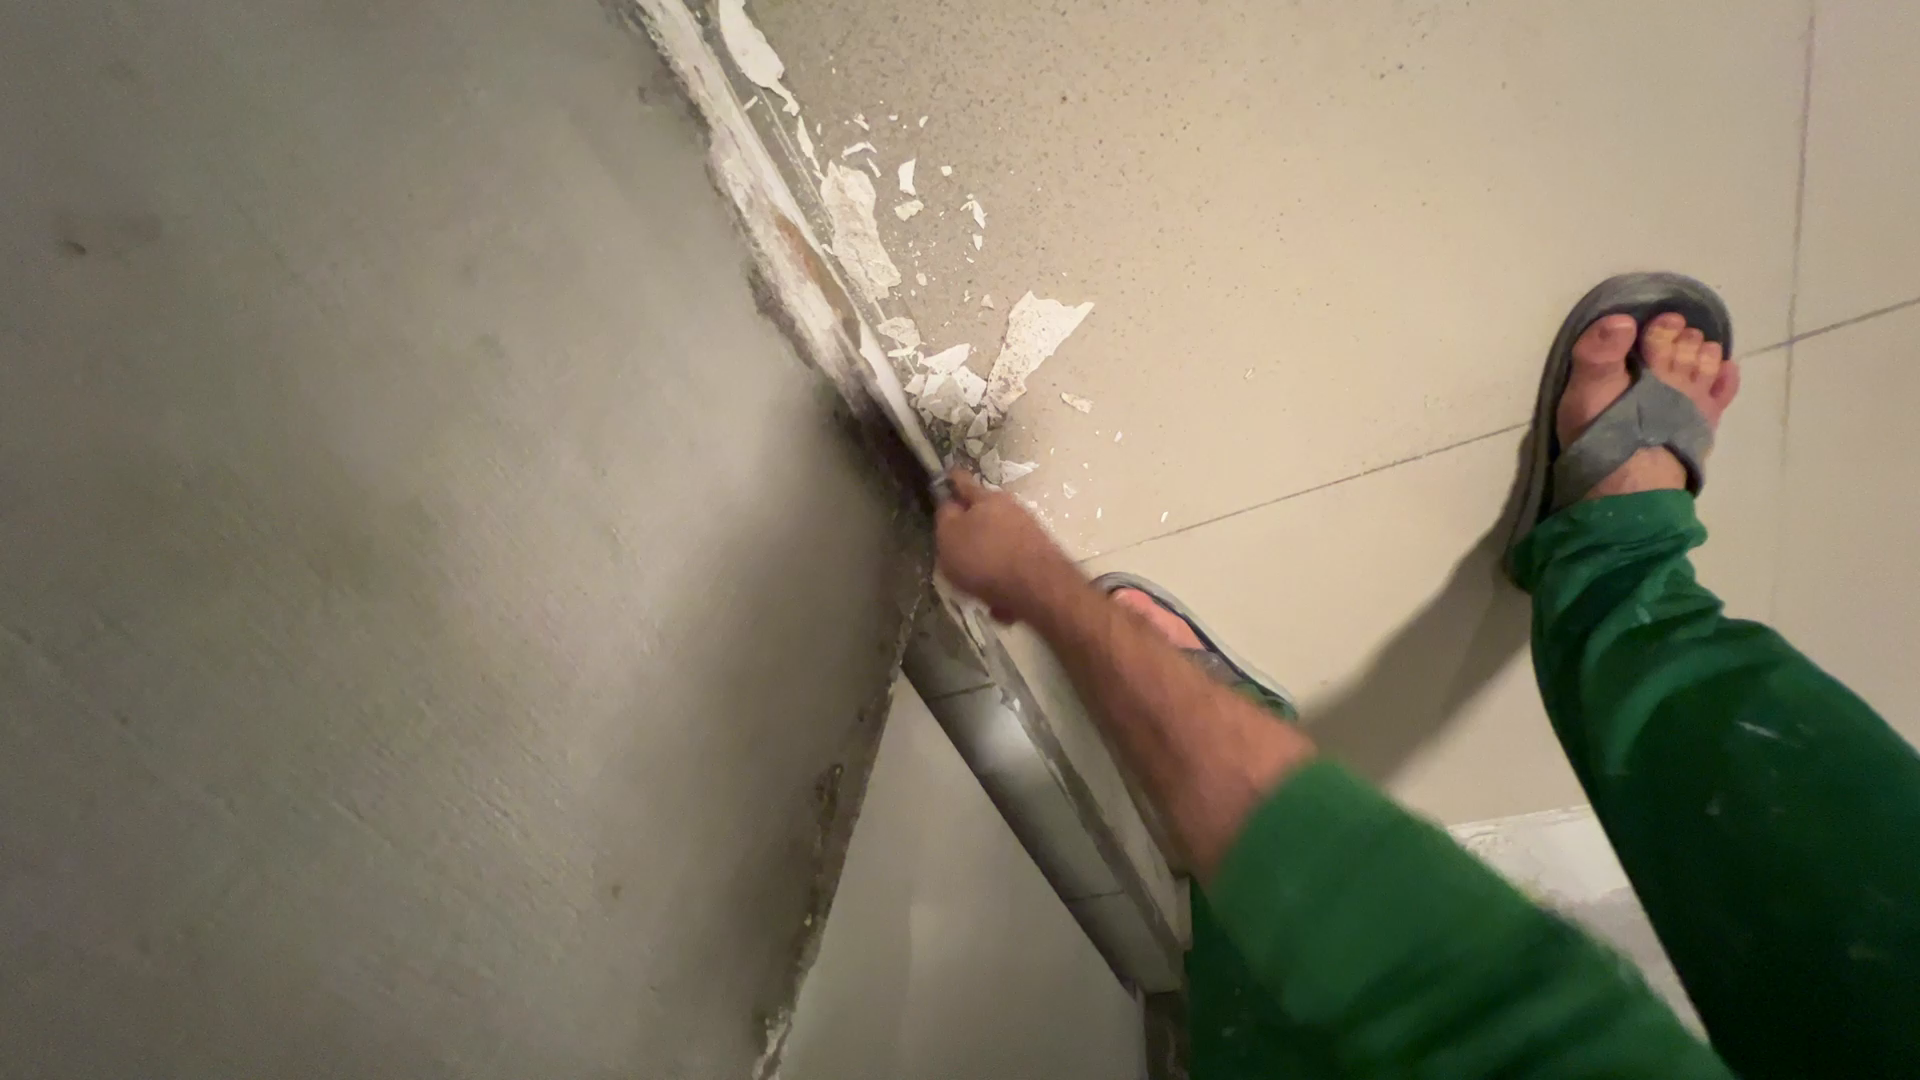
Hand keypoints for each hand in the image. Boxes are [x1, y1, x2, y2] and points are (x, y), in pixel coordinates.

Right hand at [934, 469, 1079, 623]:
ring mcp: (1031, 533)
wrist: (1039, 589)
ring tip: (980, 589)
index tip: (945, 478)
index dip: (951, 480)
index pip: (963, 482)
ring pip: (1000, 545)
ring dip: (989, 563)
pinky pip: (1014, 568)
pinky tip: (1000, 605)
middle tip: (957, 555)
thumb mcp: (949, 537)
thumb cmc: (985, 559)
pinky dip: (1005, 582)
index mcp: (987, 499)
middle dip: (972, 533)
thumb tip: (949, 505)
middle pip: (985, 516)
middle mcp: (1013, 509)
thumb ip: (945, 518)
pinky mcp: (1042, 558)